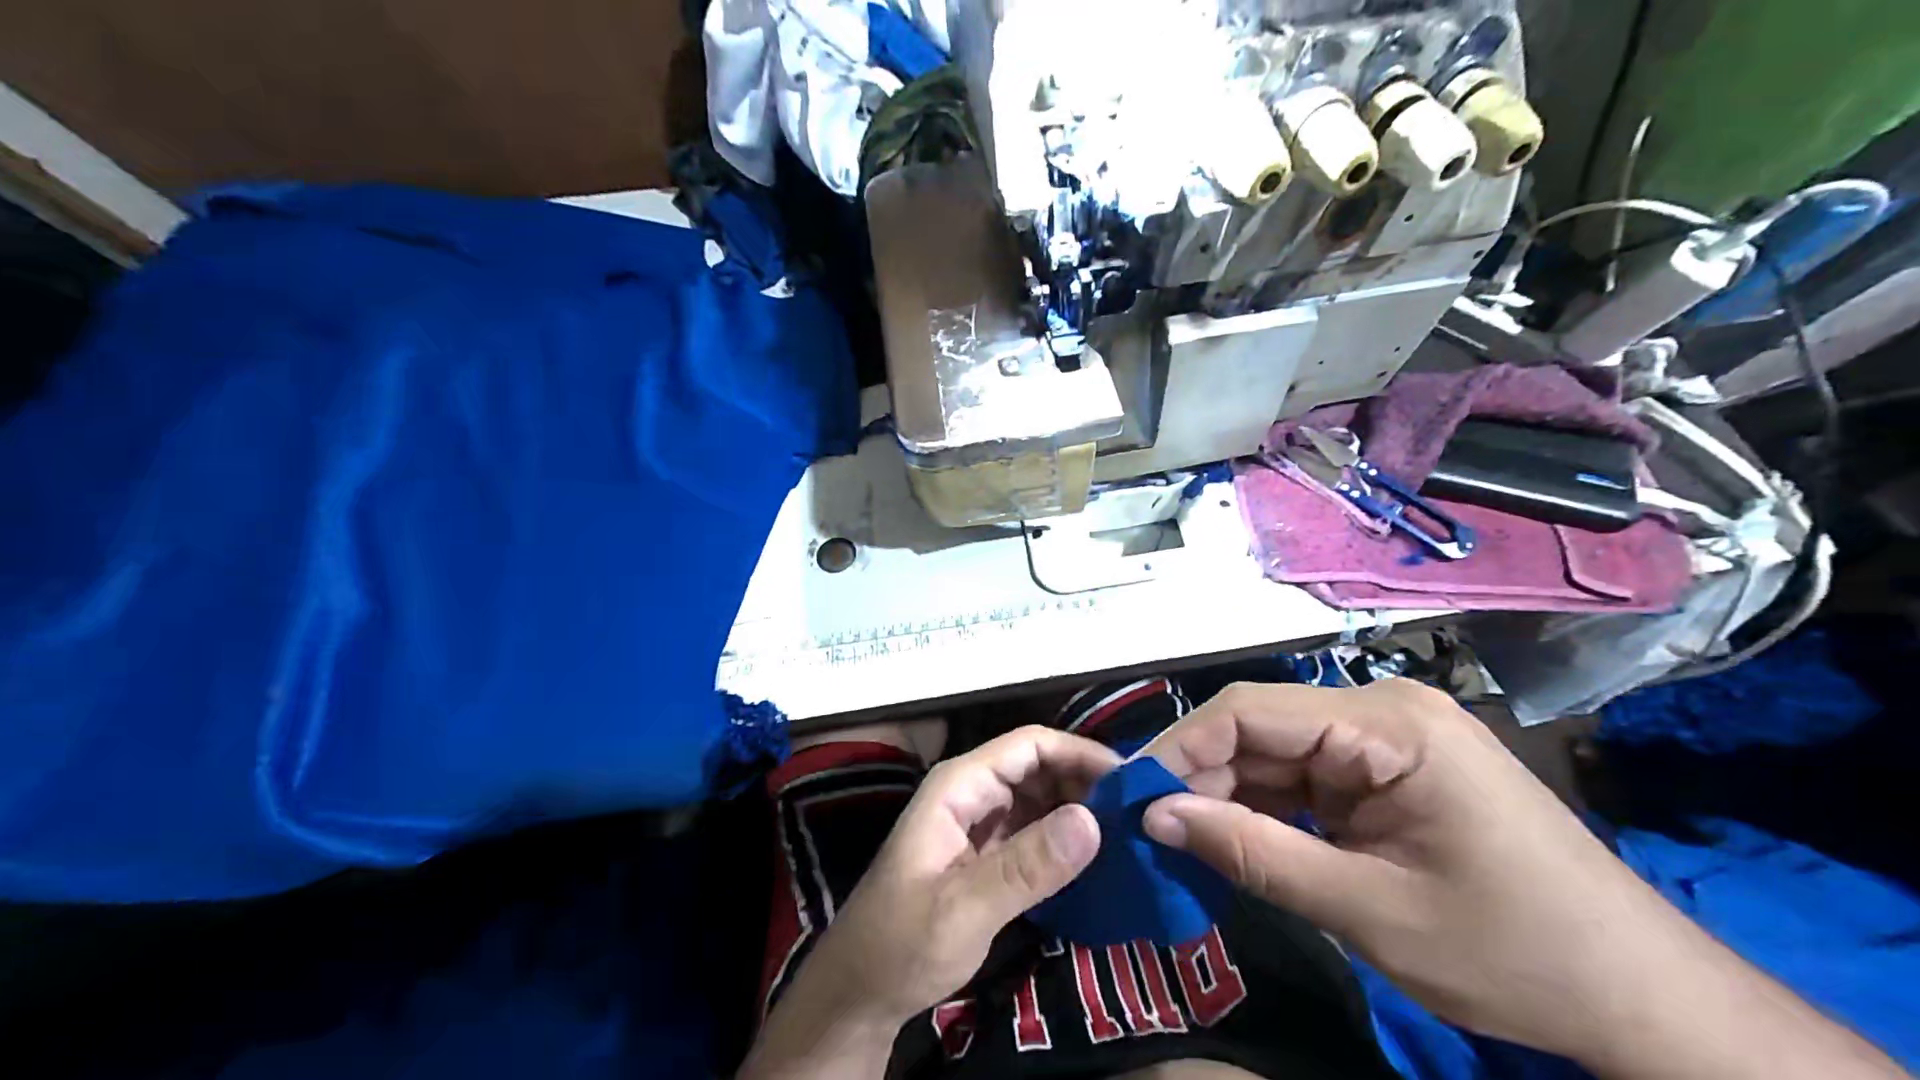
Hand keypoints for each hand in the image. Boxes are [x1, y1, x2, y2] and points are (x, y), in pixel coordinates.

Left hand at [795, 725, 1116, 1023]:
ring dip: (1081, 812)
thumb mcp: (964, 908)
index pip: (1030, 744)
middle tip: (1140, 816)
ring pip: (1041, 798)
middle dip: (1087, 783)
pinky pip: (1035, 832)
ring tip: (1131, 837)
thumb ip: (1027, 865)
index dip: (1081, 754)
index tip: (1132, 783)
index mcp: (960, 786)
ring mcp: (980, 824)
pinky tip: (1100, 862)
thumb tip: (1094, 819)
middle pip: (1040, 767)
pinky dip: (1066, 841)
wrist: (860, 992)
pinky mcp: (988, 855)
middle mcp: (972, 793)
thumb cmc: (901, 942)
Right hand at [1134, 680, 1725, 1060]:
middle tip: (1147, 824)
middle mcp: (1382, 710)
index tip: (1130, 795)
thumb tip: (1154, 817)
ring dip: (1225, 791)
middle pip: (1258, 726)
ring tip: (1177, 834)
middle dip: (1199, 774)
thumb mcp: (1368, 911)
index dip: (1180, 748)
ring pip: (1274, 752)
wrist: (1644, 999)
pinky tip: (1230, 834)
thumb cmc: (1516, 952)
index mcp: (1389, 724)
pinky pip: (1303, 776)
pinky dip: (1263, 806)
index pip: (1250, 710)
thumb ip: (1252, 854)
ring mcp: (1386, 739)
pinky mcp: (1387, 770)